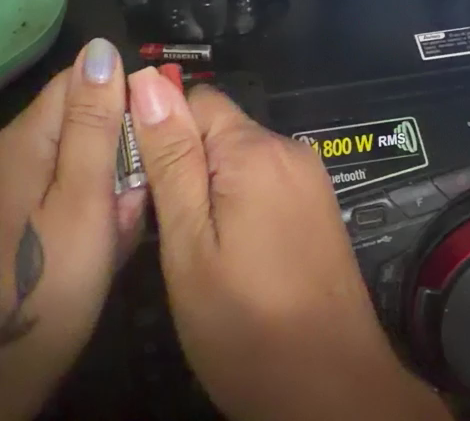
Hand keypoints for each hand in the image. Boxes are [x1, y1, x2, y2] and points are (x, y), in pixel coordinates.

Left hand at [0, 39, 144, 420]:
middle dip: (117, 152)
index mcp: (26, 137)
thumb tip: (101, 48)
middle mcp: (9, 151)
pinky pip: (61, 191)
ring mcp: (4, 187)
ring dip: (107, 186)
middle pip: (79, 118)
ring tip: (117, 230)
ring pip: (75, 159)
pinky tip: (98, 245)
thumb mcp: (84, 198)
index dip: (123, 97)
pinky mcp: (9, 218)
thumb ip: (93, 123)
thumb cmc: (46, 284)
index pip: (80, 78)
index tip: (152, 137)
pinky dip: (88, 210)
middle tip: (131, 201)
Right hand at [127, 68, 448, 420]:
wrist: (334, 394)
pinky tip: (228, 252)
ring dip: (207, 186)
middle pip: (217, 127)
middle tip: (161, 227)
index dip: (155, 127)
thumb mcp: (189, 246)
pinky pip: (263, 182)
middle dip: (181, 161)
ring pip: (238, 157)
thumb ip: (169, 159)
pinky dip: (237, 203)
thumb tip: (146, 79)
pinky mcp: (317, 208)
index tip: (134, 178)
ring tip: (192, 246)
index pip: (193, 98)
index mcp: (255, 150)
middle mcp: (289, 150)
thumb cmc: (247, 328)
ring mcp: (309, 179)